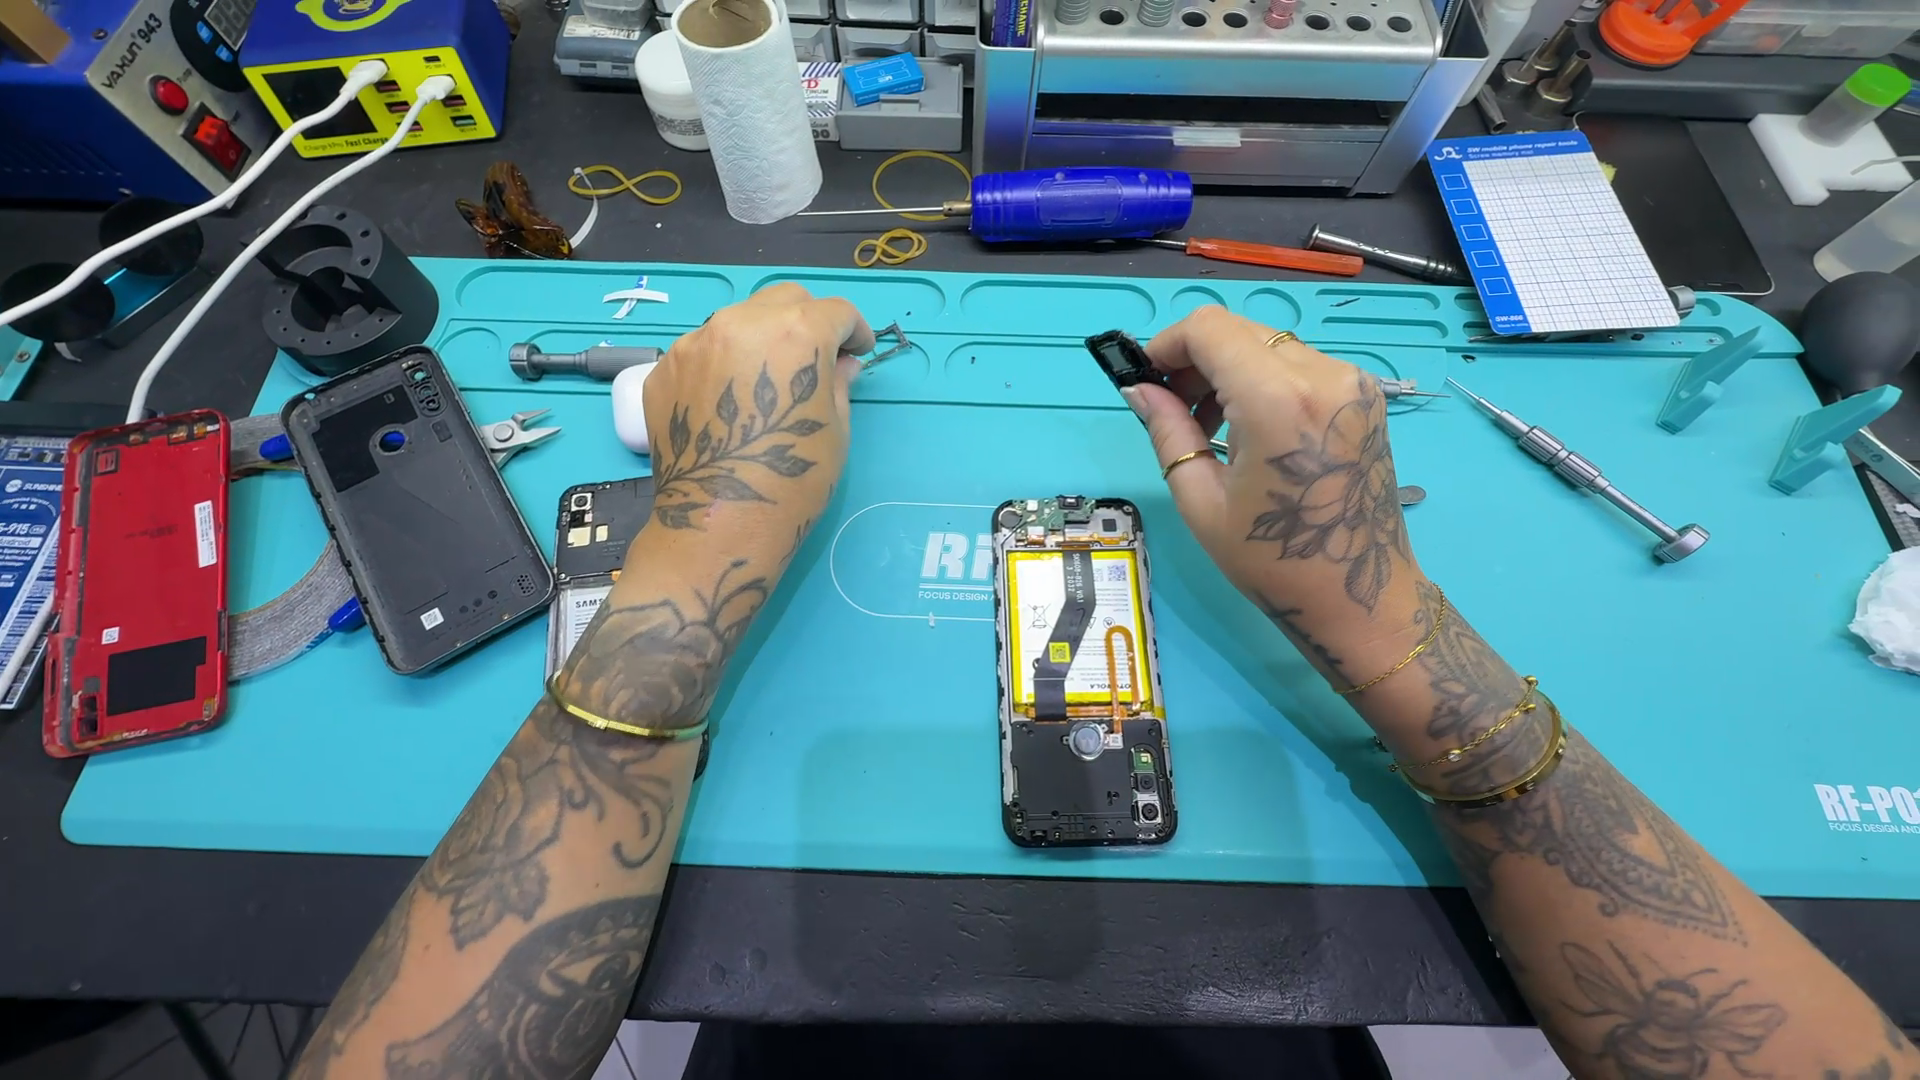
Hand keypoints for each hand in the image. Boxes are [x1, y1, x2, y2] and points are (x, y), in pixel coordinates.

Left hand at [643, 285, 873, 553]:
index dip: (856, 330)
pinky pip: (704, 350)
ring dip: (763, 338)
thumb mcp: (835, 430)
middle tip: (818, 357)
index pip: (836, 311)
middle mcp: (741, 323)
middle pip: (785, 300)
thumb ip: (839, 382)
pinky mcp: (664, 369)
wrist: (719, 524)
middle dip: (809, 320)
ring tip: (768, 381)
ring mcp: (695, 343)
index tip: (858, 352)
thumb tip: (841, 363)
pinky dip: (725, 363)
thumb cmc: (794, 481)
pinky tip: (731, 403)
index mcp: (796, 335)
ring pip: (739, 320)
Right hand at [1122, 307, 1423, 647]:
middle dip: (1194, 357)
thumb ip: (1168, 431)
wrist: (1357, 594)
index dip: (1167, 344)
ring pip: (1267, 343)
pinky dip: (1259, 379)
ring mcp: (1350, 382)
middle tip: (1172, 406)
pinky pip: (1296, 364)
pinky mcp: (1361, 396)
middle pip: (1239, 330)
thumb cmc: (1270, 560)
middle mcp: (1322, 374)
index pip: (1209, 329)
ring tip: (1208, 423)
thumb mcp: (1200, 499)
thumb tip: (1138, 389)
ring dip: (1226, 368)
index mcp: (1277, 401)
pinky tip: (1247, 426)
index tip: (1148, 378)